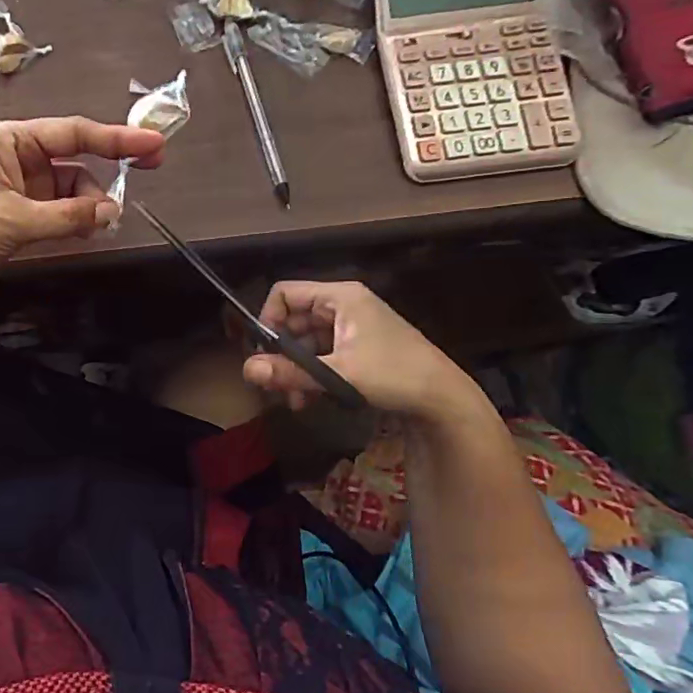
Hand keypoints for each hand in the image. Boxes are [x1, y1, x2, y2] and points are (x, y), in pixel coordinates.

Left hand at [0, 117, 164, 289]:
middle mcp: (20, 156)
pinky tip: (91, 230)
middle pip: (76, 161)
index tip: (153, 144)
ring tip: (101, 226)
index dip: (116, 139)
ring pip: (72, 190)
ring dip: (89, 207)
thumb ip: (68, 215)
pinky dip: (77, 220)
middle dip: (103, 178)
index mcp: (12, 140)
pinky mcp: (23, 212)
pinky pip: (61, 211)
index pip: (73, 133)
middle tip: (144, 179)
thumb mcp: (17, 219)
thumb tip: (113, 212)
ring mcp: (23, 186)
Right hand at [241, 281, 481, 418]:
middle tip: (273, 383)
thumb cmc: (393, 375)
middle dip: (281, 353)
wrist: (444, 400)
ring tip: (293, 399)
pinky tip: (309, 399)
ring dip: (295, 369)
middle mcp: (344, 305)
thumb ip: (290, 372)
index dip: (268, 318)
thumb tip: (247, 369)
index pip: (285, 293)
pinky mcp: (358, 348)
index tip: (263, 351)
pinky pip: (322, 355)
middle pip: (294, 320)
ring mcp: (352, 327)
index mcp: (340, 297)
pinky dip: (312, 374)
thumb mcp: (338, 374)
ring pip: (306, 342)